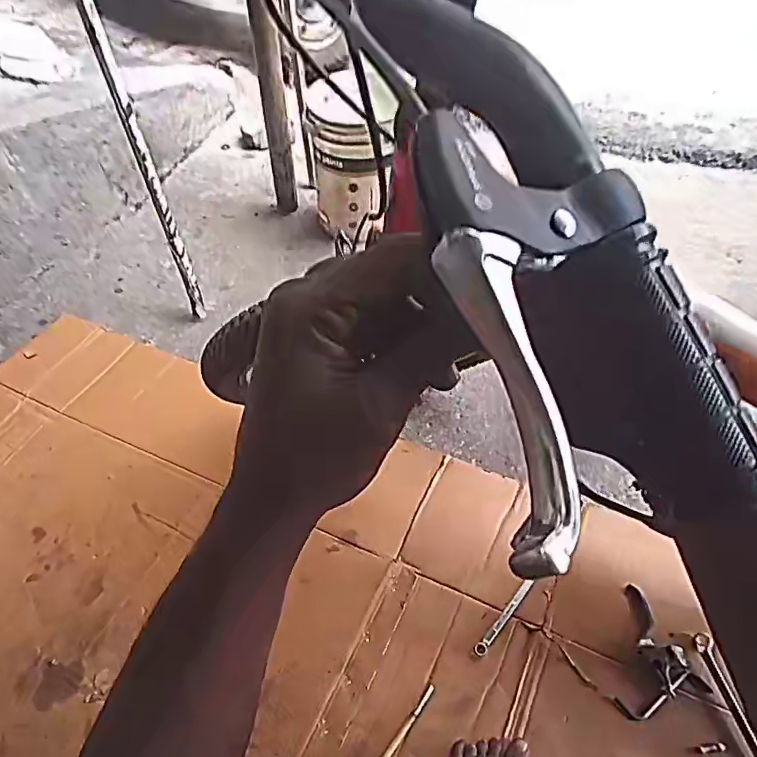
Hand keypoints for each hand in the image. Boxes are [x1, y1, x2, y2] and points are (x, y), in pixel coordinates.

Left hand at [228, 234, 451, 520]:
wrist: (276, 496)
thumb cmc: (309, 462)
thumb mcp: (382, 403)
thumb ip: (430, 348)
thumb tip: (475, 315)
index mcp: (308, 307)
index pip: (391, 260)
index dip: (442, 274)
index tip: (480, 297)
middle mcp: (301, 301)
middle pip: (387, 277)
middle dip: (431, 305)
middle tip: (464, 337)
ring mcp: (305, 319)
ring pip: (381, 300)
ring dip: (416, 328)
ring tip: (440, 368)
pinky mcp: (313, 339)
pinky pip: (366, 322)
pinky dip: (396, 341)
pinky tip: (419, 370)